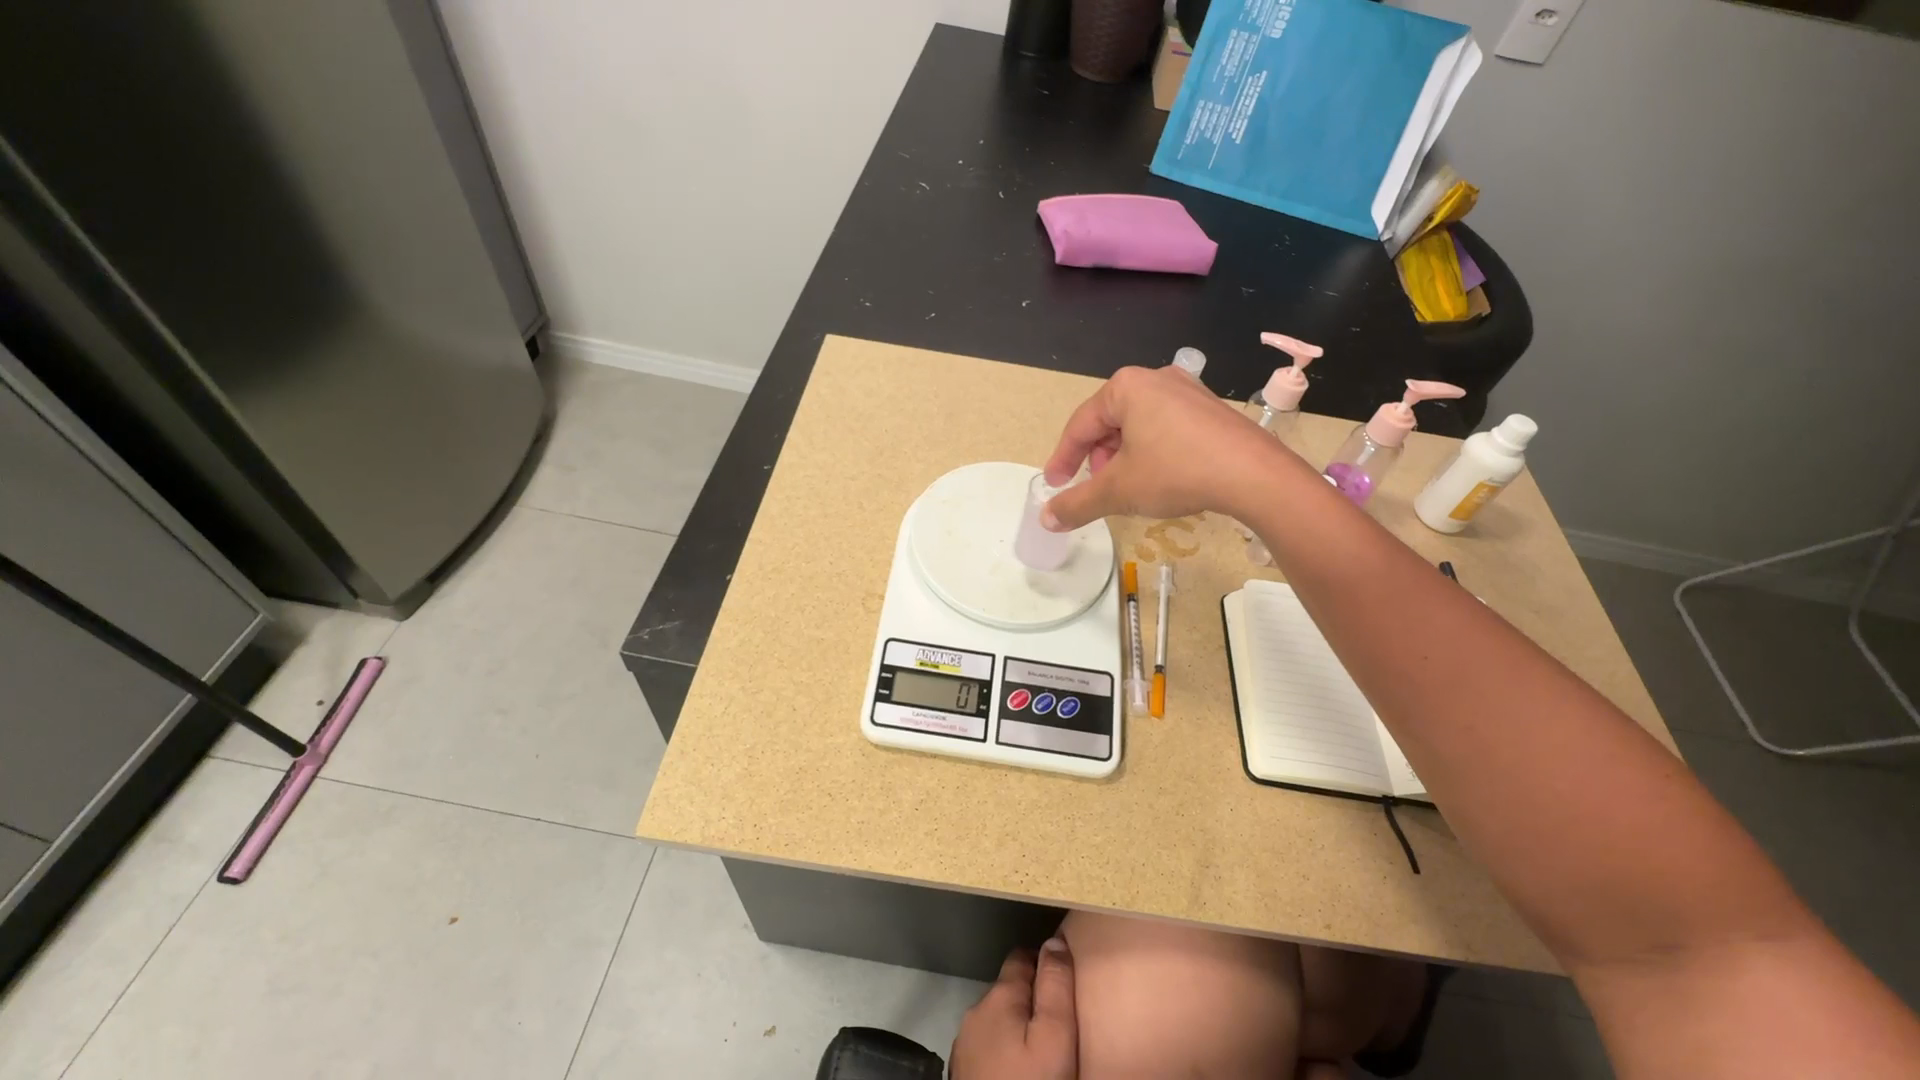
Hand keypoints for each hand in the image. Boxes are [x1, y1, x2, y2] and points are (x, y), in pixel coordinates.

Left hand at [949, 938, 1077, 1079]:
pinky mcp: (965, 1073)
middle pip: (1008, 990)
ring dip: (1018, 1026)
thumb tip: (1054, 941)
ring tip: (1045, 1045)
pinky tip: (1022, 1069)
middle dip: (1033, 997)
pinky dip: (1006, 1049)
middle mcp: (975, 1013)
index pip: (1021, 957)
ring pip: (998, 1021)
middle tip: (1063, 1017)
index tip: (1067, 974)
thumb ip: (1055, 987)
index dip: (1045, 961)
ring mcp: (966, 1046)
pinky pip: (990, 1047)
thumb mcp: (1055, 1037)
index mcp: (998, 997)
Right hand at [1040, 365, 1289, 530]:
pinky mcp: (1211, 409)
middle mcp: (1156, 378)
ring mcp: (1188, 391)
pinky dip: (1153, 453)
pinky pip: (1167, 428)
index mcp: (1126, 387)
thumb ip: (1077, 504)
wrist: (1254, 475)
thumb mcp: (1118, 491)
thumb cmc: (1176, 471)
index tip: (1056, 485)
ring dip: (1125, 458)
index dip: (1063, 459)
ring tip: (1131, 489)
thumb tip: (1047, 519)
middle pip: (1110, 422)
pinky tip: (1162, 479)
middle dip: (1099, 459)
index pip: (1080, 425)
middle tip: (1098, 489)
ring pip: (1139, 426)